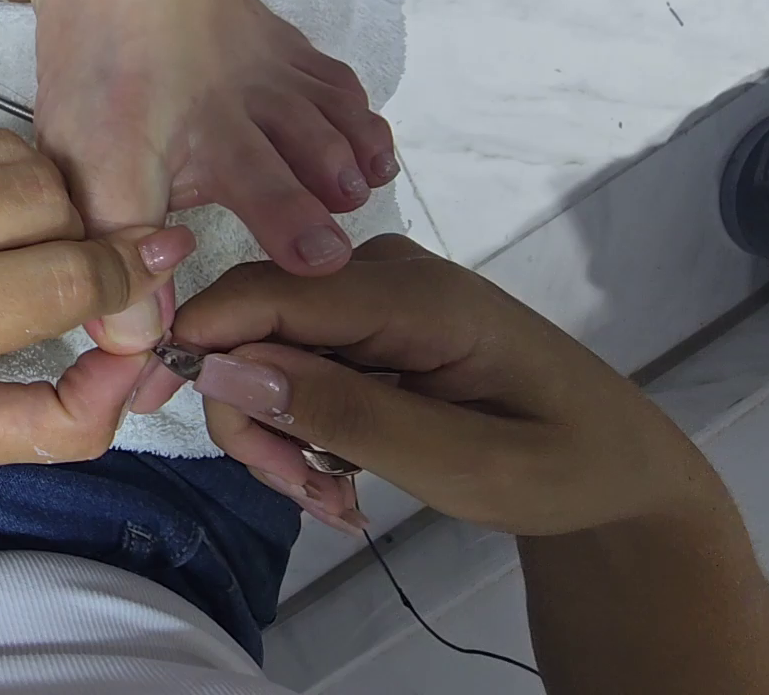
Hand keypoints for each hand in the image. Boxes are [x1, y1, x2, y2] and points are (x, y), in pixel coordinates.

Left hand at [0, 129, 192, 474]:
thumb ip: (66, 419)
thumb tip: (140, 353)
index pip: (56, 280)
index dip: (122, 280)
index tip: (143, 282)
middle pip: (43, 200)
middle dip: (83, 239)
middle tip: (69, 277)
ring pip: (13, 158)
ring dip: (47, 202)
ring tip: (24, 249)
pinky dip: (1, 176)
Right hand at [157, 235, 722, 538]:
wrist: (620, 474)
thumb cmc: (564, 472)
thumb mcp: (466, 467)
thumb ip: (344, 414)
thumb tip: (220, 371)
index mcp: (410, 294)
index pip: (267, 292)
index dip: (197, 337)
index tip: (149, 398)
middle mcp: (371, 273)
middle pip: (252, 323)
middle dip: (247, 410)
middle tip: (295, 490)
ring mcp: (361, 294)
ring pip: (259, 348)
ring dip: (270, 427)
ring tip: (325, 494)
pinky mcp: (353, 321)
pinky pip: (283, 360)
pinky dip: (289, 420)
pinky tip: (330, 468)